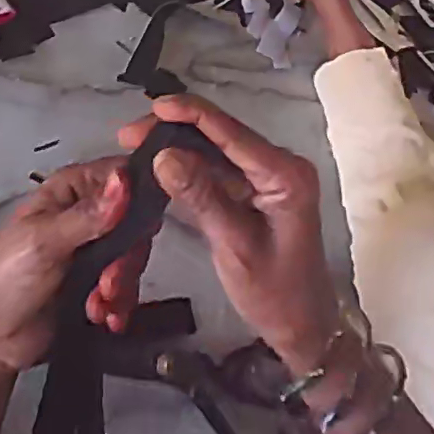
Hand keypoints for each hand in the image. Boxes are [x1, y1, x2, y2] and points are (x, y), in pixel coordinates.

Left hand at [0, 159, 137, 375]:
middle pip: (136, 220)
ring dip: (122, 285)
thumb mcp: (45, 242)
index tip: (140, 228)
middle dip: (127, 256)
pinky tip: (103, 316)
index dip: (138, 197)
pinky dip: (120, 303)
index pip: (123, 176)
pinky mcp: (99, 281)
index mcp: (73, 188)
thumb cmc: (4, 279)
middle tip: (108, 281)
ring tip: (97, 305)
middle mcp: (89, 212)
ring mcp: (95, 248)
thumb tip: (124, 180)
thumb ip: (88, 215)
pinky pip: (128, 285)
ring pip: (134, 255)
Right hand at [117, 96, 341, 371]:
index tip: (155, 107)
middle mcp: (279, 164)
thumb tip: (163, 155)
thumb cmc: (275, 292)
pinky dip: (190, 166)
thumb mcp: (234, 245)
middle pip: (222, 135)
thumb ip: (201, 197)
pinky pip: (219, 169)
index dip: (192, 114)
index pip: (232, 133)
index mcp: (284, 173)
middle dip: (176, 129)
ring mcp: (268, 176)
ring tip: (137, 143)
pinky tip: (161, 163)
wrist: (302, 326)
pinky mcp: (256, 189)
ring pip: (217, 150)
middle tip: (131, 134)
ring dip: (178, 146)